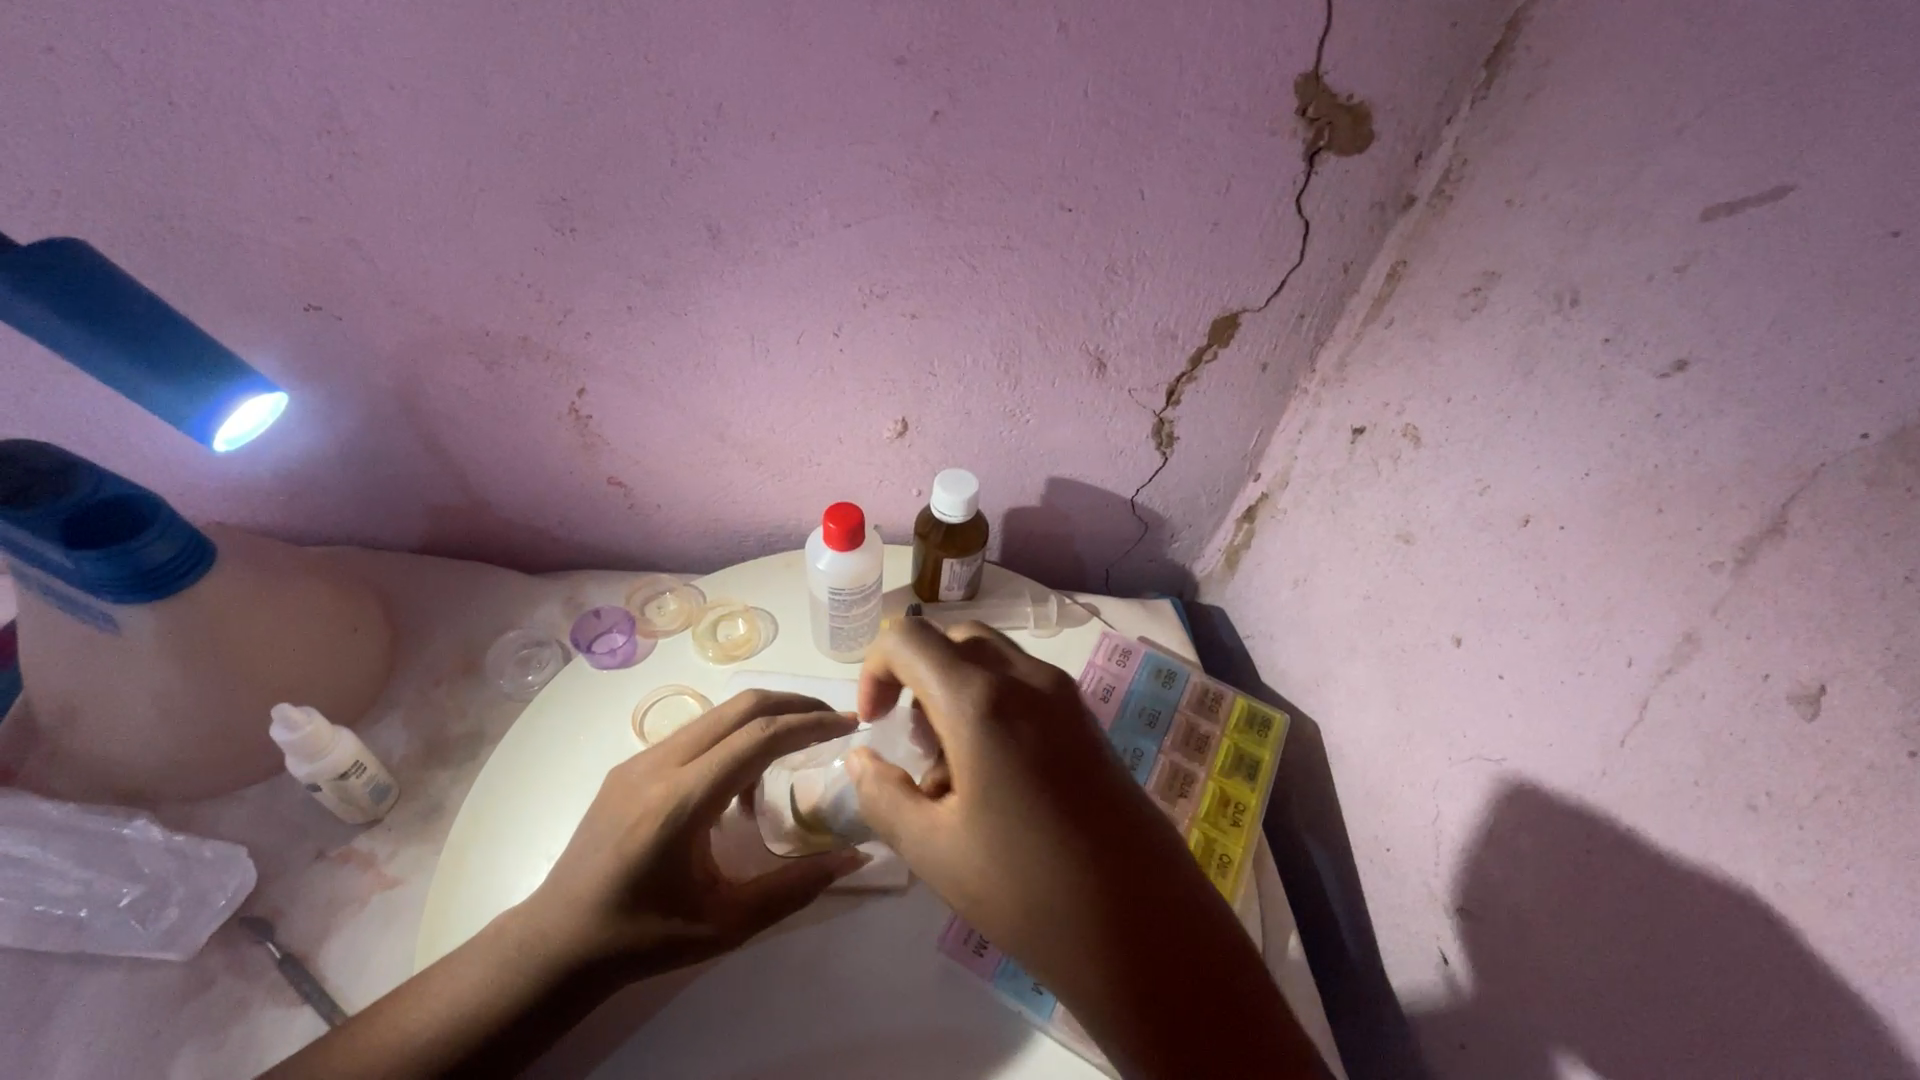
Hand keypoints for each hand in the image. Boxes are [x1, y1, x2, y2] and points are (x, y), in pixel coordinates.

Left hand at [517, 690, 865, 980]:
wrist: (557, 943)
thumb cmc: (644, 938)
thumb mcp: (728, 923)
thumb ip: (796, 887)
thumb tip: (855, 858)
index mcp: (680, 803)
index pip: (759, 738)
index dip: (810, 724)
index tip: (848, 724)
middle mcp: (657, 766)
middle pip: (740, 707)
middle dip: (794, 704)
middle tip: (833, 720)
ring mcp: (638, 761)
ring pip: (717, 715)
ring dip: (764, 719)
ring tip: (797, 749)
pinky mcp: (629, 767)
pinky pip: (695, 734)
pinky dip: (734, 738)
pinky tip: (745, 781)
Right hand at [845, 620, 1213, 989]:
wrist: (1144, 924)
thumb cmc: (1026, 888)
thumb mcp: (932, 849)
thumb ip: (882, 794)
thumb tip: (859, 759)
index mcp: (981, 700)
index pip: (909, 639)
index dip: (874, 669)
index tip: (873, 723)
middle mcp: (1028, 680)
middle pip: (956, 640)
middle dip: (919, 677)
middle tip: (915, 744)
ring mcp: (1067, 699)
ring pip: (994, 662)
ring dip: (957, 693)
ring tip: (955, 776)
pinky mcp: (1089, 724)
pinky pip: (1027, 688)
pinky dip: (994, 708)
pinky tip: (998, 782)